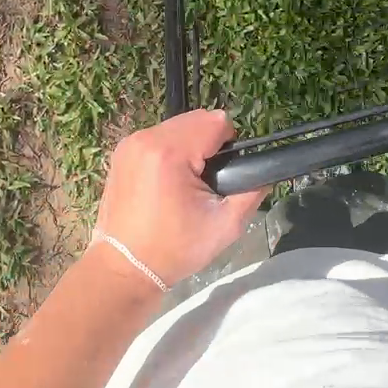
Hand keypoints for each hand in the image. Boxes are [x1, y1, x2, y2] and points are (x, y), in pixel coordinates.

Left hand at [91, 109, 265, 286]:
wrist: (123, 269)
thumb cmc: (174, 249)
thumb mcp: (224, 227)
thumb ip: (252, 192)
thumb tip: (265, 172)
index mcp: (169, 153)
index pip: (216, 122)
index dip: (228, 145)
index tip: (220, 175)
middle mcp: (147, 138)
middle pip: (197, 119)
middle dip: (209, 143)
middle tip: (205, 182)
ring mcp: (131, 143)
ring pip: (178, 125)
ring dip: (190, 145)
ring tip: (188, 181)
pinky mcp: (122, 150)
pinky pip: (160, 135)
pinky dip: (171, 149)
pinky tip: (168, 179)